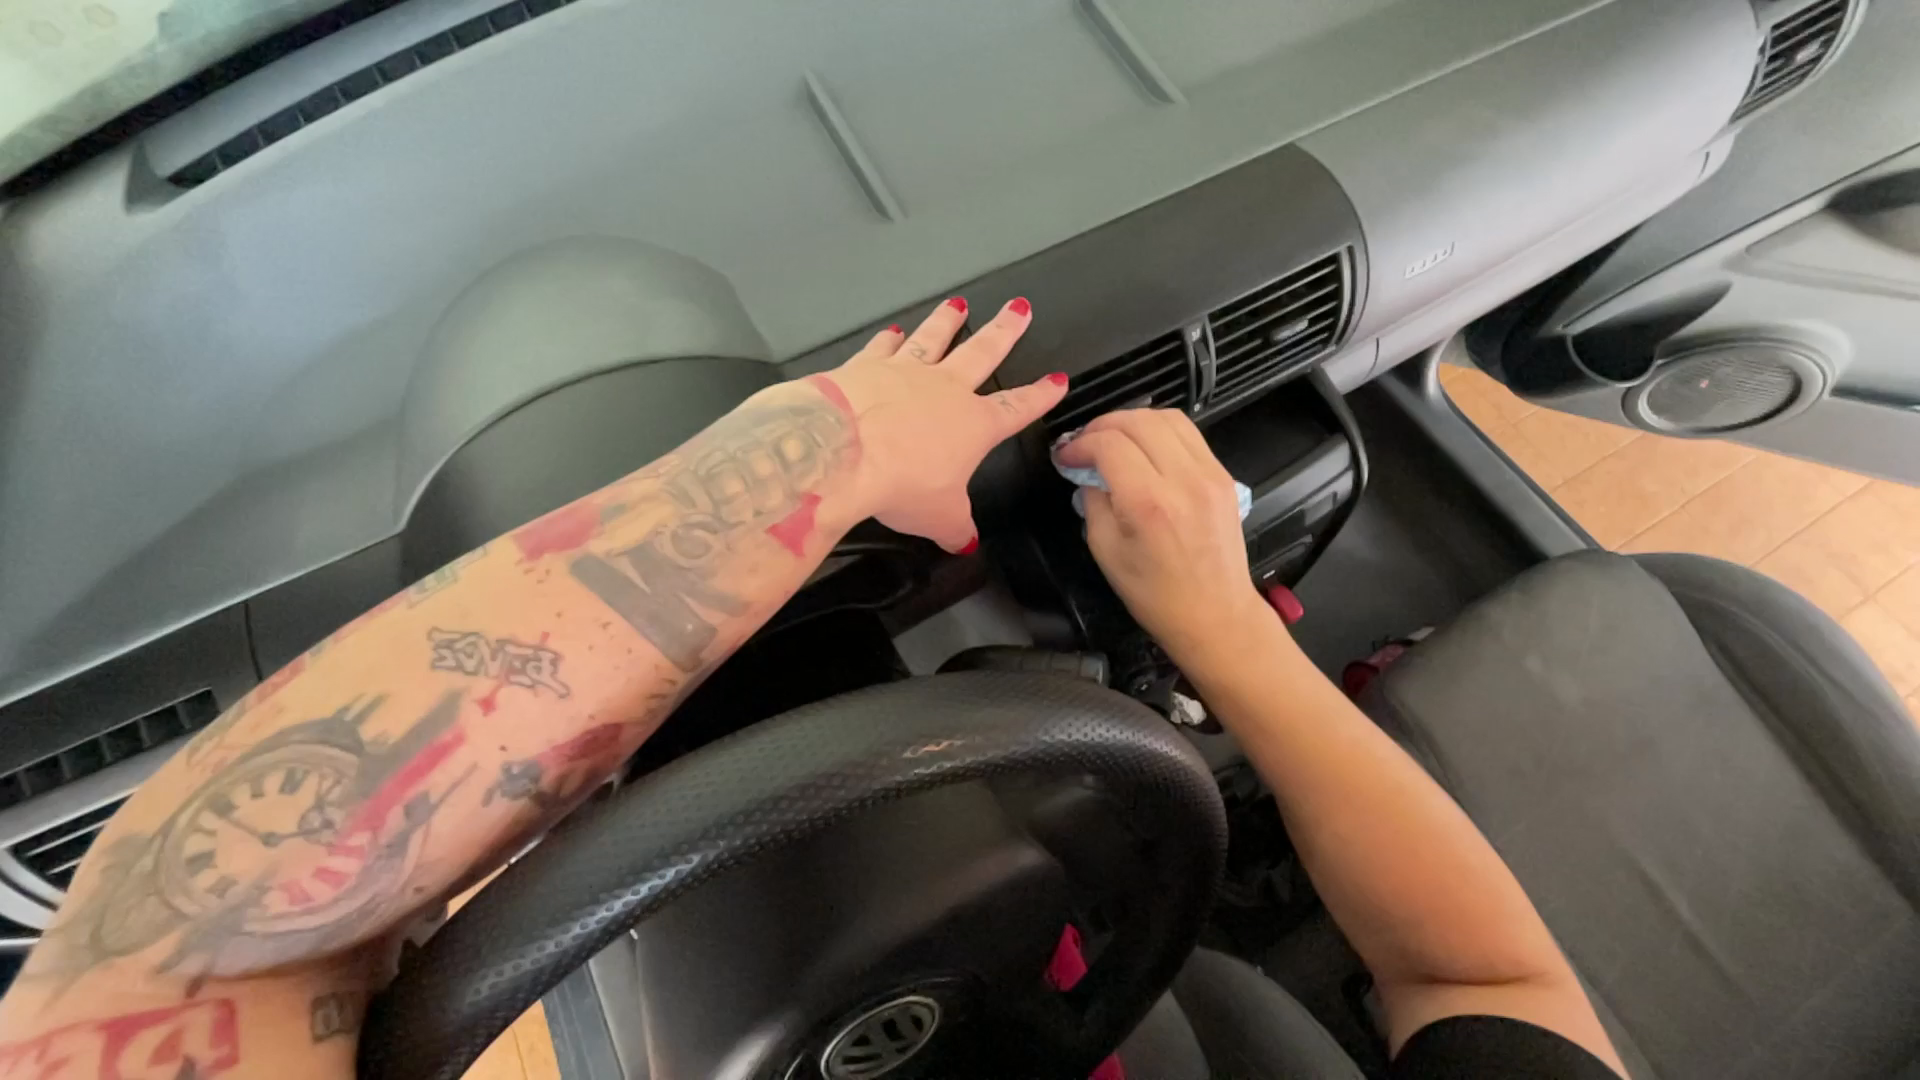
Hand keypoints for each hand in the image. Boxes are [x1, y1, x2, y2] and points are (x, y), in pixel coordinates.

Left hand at [826, 296, 1067, 550]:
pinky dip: (888, 339)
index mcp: (974, 425)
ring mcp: (904, 372)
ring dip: (947, 322)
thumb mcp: (940, 519)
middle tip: (1019, 309)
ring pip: (933, 339)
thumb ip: (957, 530)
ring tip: (957, 305)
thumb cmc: (902, 485)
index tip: (1057, 380)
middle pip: (982, 353)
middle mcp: (945, 389)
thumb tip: (966, 544)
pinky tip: (891, 331)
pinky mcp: (864, 368)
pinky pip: (883, 348)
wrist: (844, 452)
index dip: (1039, 396)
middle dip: (1005, 332)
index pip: (1016, 408)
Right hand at [1055, 410, 1273, 664]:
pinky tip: (1144, 448)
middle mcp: (1183, 480)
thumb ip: (1093, 502)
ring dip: (1132, 421)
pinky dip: (1159, 431)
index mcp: (1148, 503)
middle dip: (1102, 425)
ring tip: (1113, 440)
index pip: (1109, 445)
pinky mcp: (1223, 476)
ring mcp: (1210, 474)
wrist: (1215, 615)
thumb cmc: (1155, 594)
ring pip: (1167, 417)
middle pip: (1137, 421)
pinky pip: (1188, 434)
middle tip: (1084, 444)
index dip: (1080, 443)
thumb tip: (1089, 472)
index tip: (1066, 457)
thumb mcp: (1105, 551)